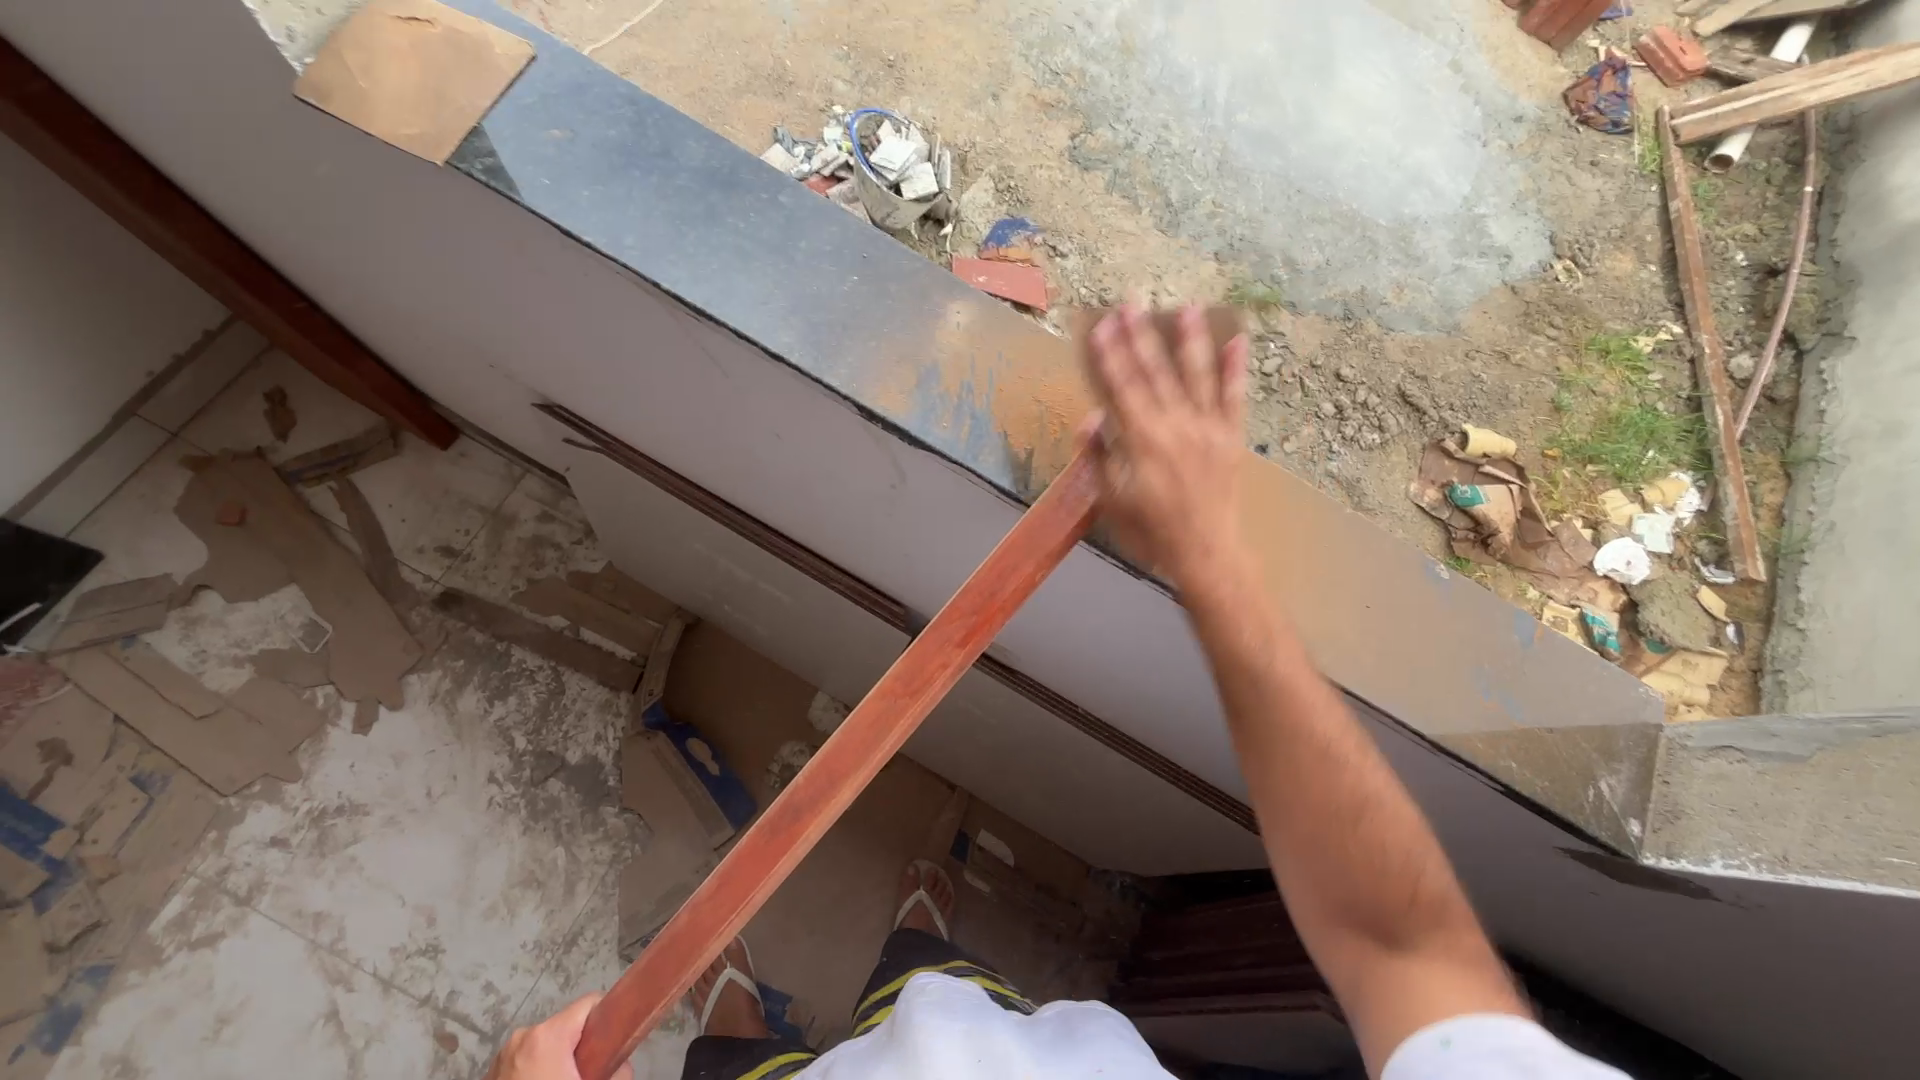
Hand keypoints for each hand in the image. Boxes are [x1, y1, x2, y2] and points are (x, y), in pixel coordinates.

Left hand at [485, 994, 631, 1079]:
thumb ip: (619, 1073)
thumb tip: (622, 1064)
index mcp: (548, 1036)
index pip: (591, 1004)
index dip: (606, 1024)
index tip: (610, 1050)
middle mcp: (522, 1037)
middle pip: (567, 1028)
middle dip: (581, 1050)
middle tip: (586, 1077)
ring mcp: (502, 1057)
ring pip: (546, 1046)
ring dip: (558, 1063)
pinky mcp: (491, 1074)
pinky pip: (525, 1062)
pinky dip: (536, 1074)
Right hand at [1081, 303, 1250, 590]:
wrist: (1205, 553)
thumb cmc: (1151, 532)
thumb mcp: (1111, 500)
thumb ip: (1100, 456)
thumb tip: (1092, 417)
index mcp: (1143, 440)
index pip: (1121, 387)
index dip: (1109, 355)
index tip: (1100, 325)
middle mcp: (1176, 425)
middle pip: (1155, 372)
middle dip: (1140, 335)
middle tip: (1132, 301)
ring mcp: (1208, 429)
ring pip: (1197, 375)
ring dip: (1190, 340)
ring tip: (1186, 307)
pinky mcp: (1231, 438)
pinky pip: (1234, 397)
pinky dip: (1236, 368)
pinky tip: (1237, 340)